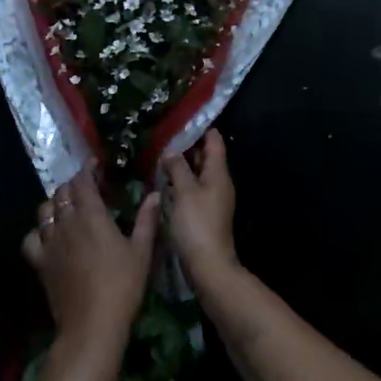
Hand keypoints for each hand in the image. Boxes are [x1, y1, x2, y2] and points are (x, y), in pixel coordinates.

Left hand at [22, 167, 159, 359]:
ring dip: (55, 202)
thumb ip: (147, 219)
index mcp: (93, 218)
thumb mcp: (142, 250)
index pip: (83, 184)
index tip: (95, 164)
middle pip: (62, 195)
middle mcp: (67, 225)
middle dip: (72, 184)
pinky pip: (31, 238)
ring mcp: (50, 244)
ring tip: (67, 203)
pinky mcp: (40, 263)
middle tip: (86, 184)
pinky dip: (39, 229)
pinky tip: (48, 233)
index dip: (87, 171)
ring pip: (44, 212)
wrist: (92, 323)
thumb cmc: (123, 284)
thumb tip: (155, 194)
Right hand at [161, 127, 238, 276]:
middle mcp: (219, 182)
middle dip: (188, 146)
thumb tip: (173, 149)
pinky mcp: (204, 212)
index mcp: (219, 173)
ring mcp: (213, 197)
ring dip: (183, 164)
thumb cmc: (197, 223)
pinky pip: (193, 188)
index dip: (202, 128)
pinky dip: (181, 181)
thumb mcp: (184, 192)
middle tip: (165, 135)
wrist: (208, 262)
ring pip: (198, 173)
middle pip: (206, 157)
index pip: (214, 142)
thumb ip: (178, 169)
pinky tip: (164, 181)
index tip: (183, 118)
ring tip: (160, 154)